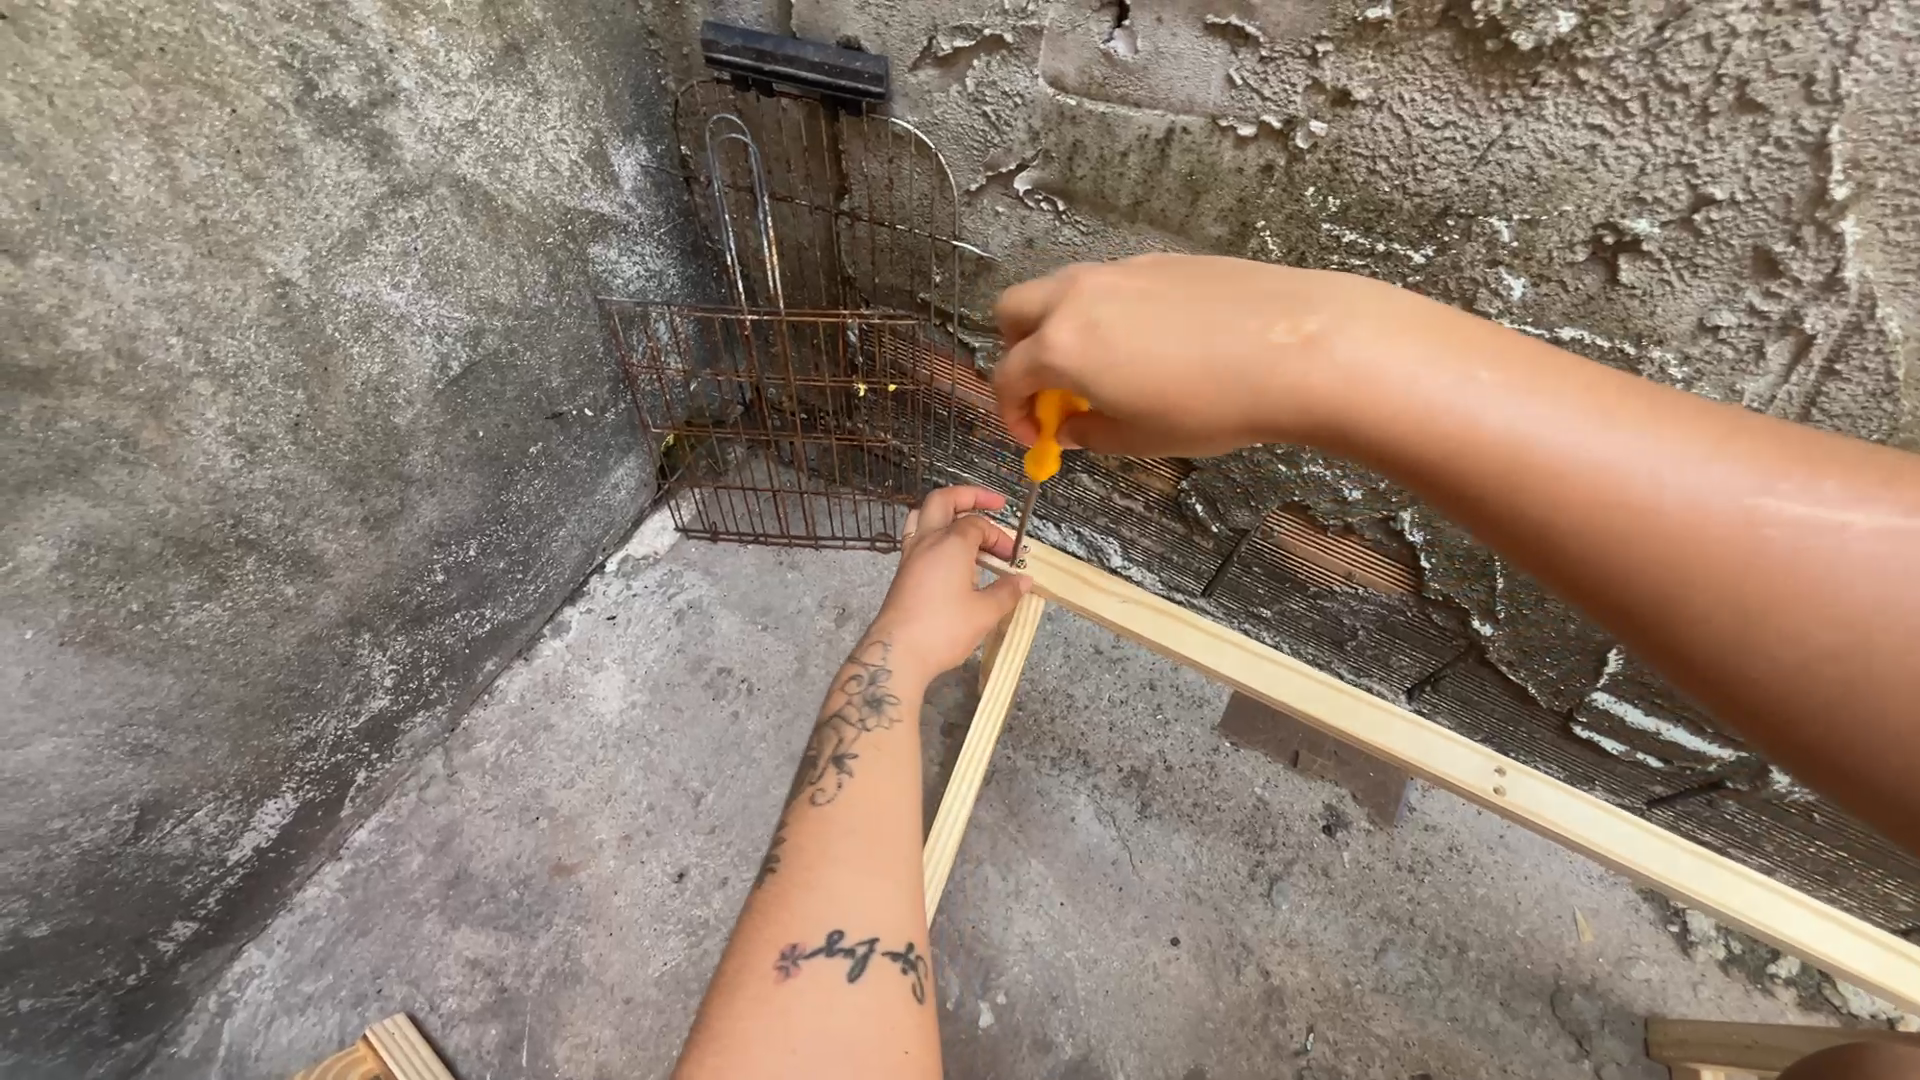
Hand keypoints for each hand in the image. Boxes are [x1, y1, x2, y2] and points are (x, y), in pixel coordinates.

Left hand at [863, 487, 1032, 684]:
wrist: (897, 652)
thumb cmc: (943, 629)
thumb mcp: (985, 613)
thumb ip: (1006, 592)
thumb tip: (1023, 581)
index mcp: (951, 543)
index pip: (978, 524)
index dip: (999, 536)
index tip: (1013, 557)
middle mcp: (928, 540)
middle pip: (943, 500)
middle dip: (970, 496)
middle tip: (993, 504)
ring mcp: (911, 555)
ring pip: (924, 515)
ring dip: (946, 512)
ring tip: (965, 522)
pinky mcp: (903, 572)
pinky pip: (917, 536)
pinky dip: (936, 534)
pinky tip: (949, 554)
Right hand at [992, 254, 1408, 456]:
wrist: (1297, 347)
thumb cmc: (1210, 406)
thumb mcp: (1138, 438)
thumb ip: (1087, 433)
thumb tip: (1068, 427)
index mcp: (1061, 346)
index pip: (1007, 376)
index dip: (1011, 413)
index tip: (1034, 436)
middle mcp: (1077, 297)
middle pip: (1012, 312)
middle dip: (1016, 353)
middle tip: (1050, 389)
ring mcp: (1118, 270)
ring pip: (1058, 291)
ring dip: (1057, 330)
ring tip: (1100, 369)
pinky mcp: (1158, 259)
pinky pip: (1106, 284)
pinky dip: (1100, 314)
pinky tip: (1147, 344)